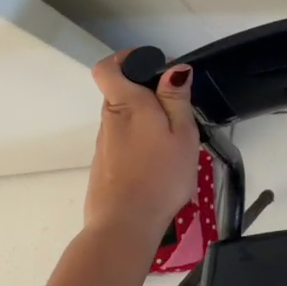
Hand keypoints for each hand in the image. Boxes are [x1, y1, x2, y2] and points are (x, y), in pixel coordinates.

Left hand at [84, 49, 201, 244]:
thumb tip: (174, 69)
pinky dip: (141, 138)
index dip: (128, 58)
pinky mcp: (104, 164)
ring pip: (124, 116)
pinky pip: (123, 138)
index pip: (108, 67)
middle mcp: (110, 119)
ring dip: (147, 117)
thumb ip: (176, 98)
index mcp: (127, 105)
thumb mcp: (182, 133)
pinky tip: (160, 161)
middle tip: (179, 106)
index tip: (156, 65)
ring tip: (174, 138)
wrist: (124, 227)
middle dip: (148, 90)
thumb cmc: (160, 176)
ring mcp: (104, 143)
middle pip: (122, 90)